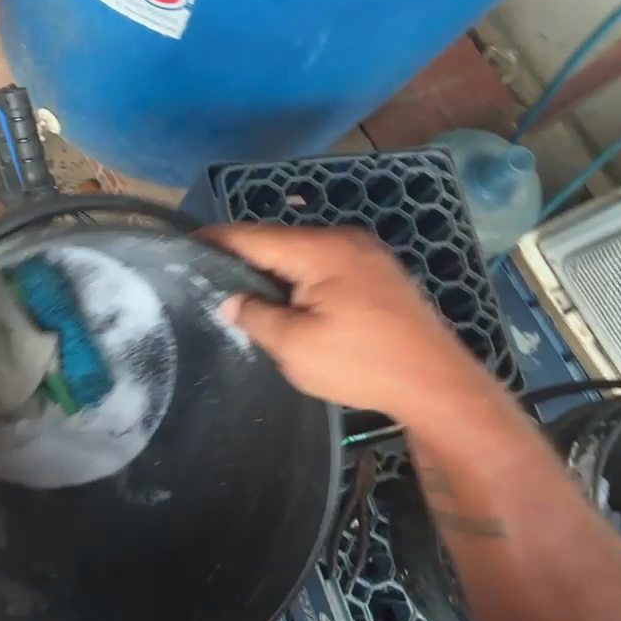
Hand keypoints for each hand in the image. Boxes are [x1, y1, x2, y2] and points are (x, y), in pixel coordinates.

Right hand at [202, 224, 514, 428]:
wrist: (437, 384)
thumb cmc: (362, 363)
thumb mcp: (295, 346)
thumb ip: (256, 317)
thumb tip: (229, 302)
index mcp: (319, 250)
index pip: (252, 236)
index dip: (215, 240)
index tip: (183, 244)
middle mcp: (344, 240)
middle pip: (278, 242)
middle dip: (243, 258)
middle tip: (207, 279)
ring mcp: (367, 255)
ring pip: (303, 255)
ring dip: (273, 271)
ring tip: (241, 293)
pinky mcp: (380, 274)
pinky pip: (326, 266)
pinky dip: (300, 279)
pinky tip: (288, 301)